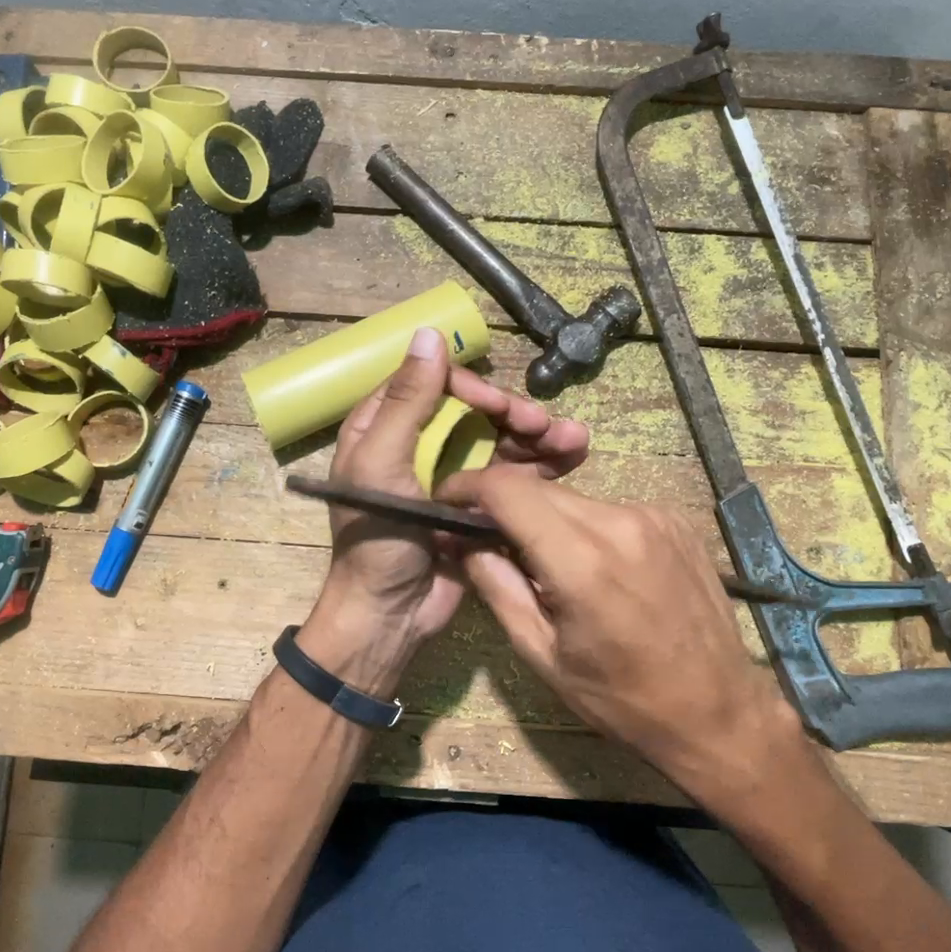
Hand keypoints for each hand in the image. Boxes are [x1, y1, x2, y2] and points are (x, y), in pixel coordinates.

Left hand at [297, 327, 589, 695]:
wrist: (391, 617)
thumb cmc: (375, 540)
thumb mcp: (381, 465)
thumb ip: (406, 402)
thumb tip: (429, 334)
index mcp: (385, 428)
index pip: (433, 385)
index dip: (470, 388)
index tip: (497, 405)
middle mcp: (420, 445)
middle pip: (475, 412)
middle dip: (514, 415)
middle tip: (544, 427)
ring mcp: (452, 477)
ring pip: (500, 440)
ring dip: (538, 437)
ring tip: (574, 442)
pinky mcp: (479, 507)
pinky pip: (514, 475)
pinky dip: (542, 466)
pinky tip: (573, 459)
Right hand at [433, 469, 809, 809]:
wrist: (717, 711)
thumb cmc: (620, 697)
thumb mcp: (540, 653)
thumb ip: (495, 585)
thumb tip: (460, 538)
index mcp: (580, 560)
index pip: (506, 490)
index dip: (466, 487)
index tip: (446, 503)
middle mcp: (618, 523)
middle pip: (538, 490)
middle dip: (503, 507)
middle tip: (487, 539)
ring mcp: (653, 516)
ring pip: (573, 498)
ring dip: (547, 519)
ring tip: (549, 566)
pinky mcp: (674, 519)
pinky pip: (609, 509)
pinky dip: (587, 528)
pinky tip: (598, 568)